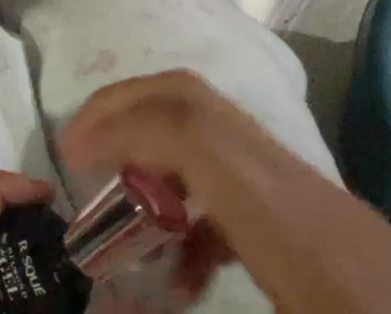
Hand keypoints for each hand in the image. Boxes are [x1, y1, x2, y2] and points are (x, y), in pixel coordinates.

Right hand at [57, 71, 390, 312]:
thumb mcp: (287, 313)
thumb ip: (201, 281)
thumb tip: (122, 306)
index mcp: (282, 217)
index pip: (187, 127)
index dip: (116, 126)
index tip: (70, 154)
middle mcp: (292, 184)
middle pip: (193, 98)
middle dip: (122, 105)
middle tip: (79, 142)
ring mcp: (308, 192)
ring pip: (213, 123)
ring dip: (151, 141)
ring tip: (118, 195)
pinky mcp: (320, 213)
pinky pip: (236, 168)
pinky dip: (190, 187)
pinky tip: (182, 256)